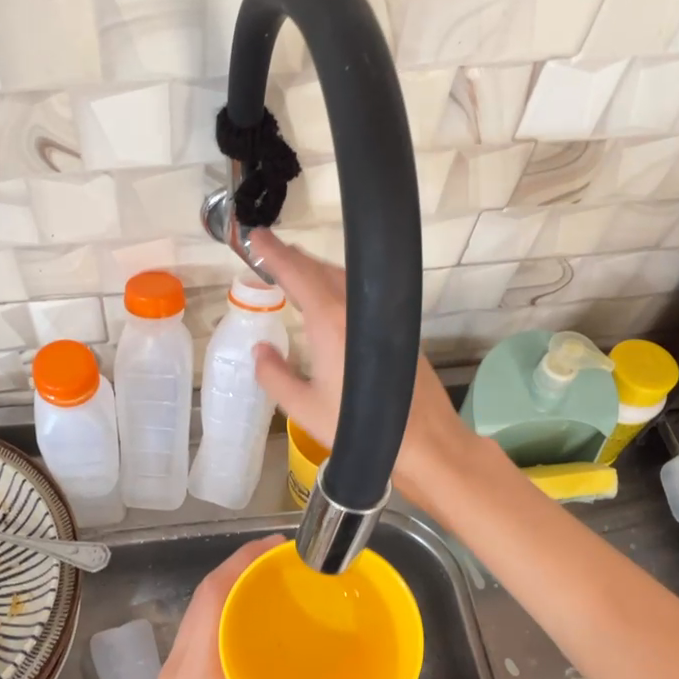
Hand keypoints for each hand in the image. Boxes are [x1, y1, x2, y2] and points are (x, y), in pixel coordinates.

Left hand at [140, 534, 322, 678]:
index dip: (240, 561)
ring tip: (274, 591)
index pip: (212, 597)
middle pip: (203, 600)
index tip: (277, 547)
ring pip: (198, 619)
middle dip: (240, 572)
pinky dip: (224, 622)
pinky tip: (254, 635)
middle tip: (285, 565)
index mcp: (198, 673)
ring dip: (231, 596)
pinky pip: (198, 640)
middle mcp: (177, 667)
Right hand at [246, 229, 474, 495]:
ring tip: (295, 273)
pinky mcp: (396, 330)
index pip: (297, 274)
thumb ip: (275, 376)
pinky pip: (361, 295)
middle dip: (294, 259)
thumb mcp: (303, 407)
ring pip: (344, 281)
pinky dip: (338, 288)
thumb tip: (260, 352)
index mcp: (330, 322)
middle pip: (321, 271)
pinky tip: (330, 302)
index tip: (256, 237)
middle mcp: (355, 310)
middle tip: (270, 252)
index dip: (273, 254)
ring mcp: (380, 317)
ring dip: (317, 272)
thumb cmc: (357, 427)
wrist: (422, 441)